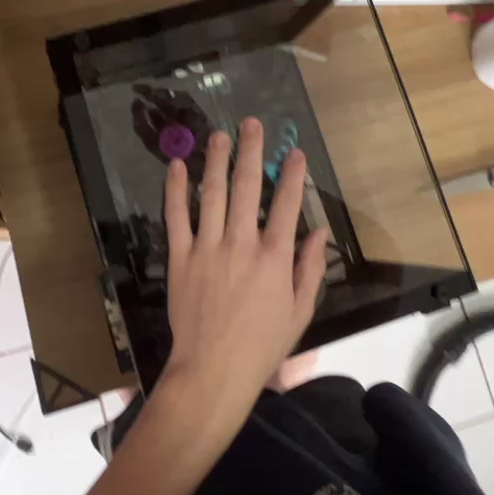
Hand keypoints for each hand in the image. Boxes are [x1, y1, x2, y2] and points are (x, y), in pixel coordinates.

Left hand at [157, 118, 326, 424]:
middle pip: (247, 188)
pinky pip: (176, 217)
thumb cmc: (262, 347)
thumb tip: (319, 232)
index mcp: (274, 258)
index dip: (291, 175)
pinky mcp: (181, 258)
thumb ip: (309, 269)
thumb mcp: (299, 313)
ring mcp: (208, 248)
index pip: (286, 205)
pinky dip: (175, 190)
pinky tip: (176, 167)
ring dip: (215, 161)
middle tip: (251, 123)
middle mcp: (242, 244)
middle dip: (250, 152)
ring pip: (212, 194)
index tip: (293, 151)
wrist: (213, 371)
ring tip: (219, 135)